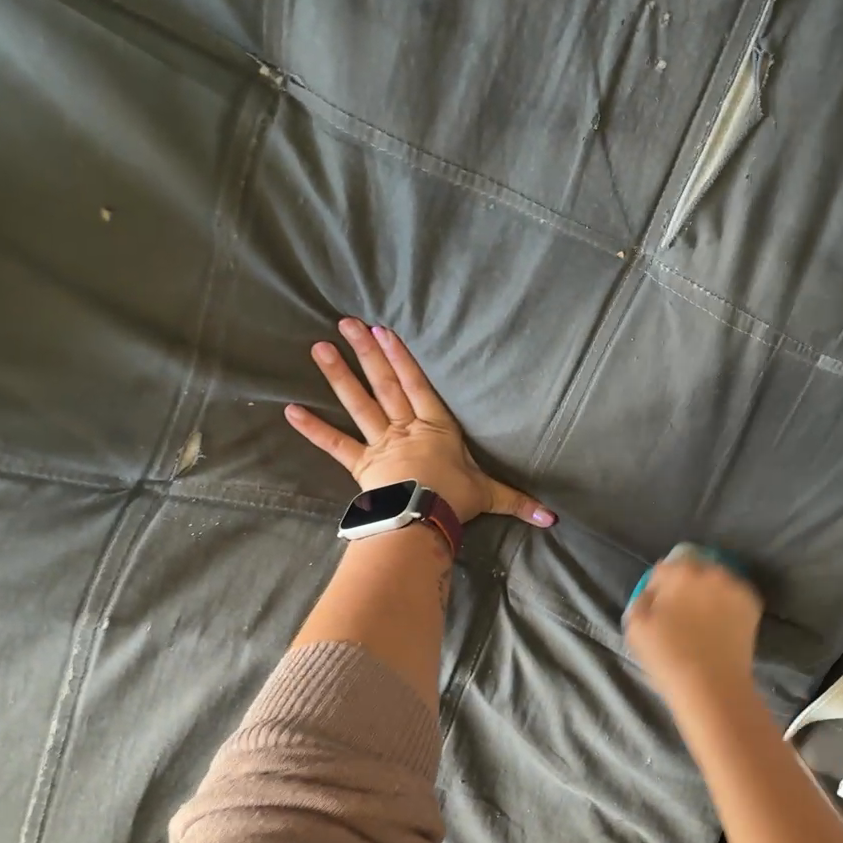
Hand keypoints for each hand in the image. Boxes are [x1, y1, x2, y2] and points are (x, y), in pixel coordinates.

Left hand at [285, 318, 556, 526]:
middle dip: (368, 352)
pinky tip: (289, 410)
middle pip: (385, 385)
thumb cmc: (455, 501)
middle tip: (348, 322)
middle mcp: (406, 429)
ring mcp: (380, 445)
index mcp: (436, 428)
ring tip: (319, 348)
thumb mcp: (492, 497)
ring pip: (358, 404)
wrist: (420, 520)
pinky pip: (334, 445)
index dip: (402, 358)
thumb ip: (520, 502)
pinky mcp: (361, 466)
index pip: (417, 385)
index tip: (386, 331)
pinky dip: (313, 429)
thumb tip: (554, 520)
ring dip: (339, 376)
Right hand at [624, 545, 762, 701]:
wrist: (712, 685)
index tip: (658, 606)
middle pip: (693, 572)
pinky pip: (734, 597)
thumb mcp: (636, 627)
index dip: (658, 588)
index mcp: (680, 573)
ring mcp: (735, 587)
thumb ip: (642, 600)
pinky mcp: (752, 604)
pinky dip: (728, 605)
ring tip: (703, 621)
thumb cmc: (668, 657)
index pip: (664, 570)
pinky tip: (721, 625)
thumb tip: (653, 592)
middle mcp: (710, 572)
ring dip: (708, 594)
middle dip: (686, 587)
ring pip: (716, 583)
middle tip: (681, 613)